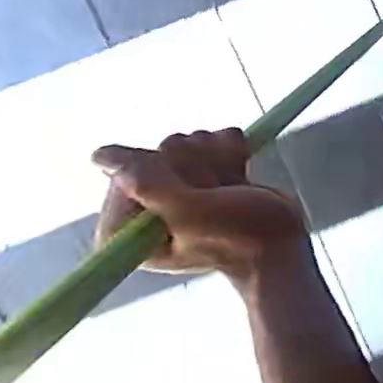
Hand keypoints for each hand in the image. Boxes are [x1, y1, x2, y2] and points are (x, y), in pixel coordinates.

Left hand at [92, 128, 307, 280]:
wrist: (280, 242)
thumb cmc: (236, 237)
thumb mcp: (189, 213)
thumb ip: (147, 184)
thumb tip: (102, 155)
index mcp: (126, 224)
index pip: (129, 168)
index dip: (163, 173)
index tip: (189, 194)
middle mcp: (147, 204)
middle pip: (163, 151)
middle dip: (198, 167)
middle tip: (215, 195)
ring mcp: (180, 188)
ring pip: (192, 142)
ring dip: (218, 159)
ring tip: (229, 188)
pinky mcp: (207, 174)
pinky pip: (214, 140)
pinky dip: (232, 151)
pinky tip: (239, 173)